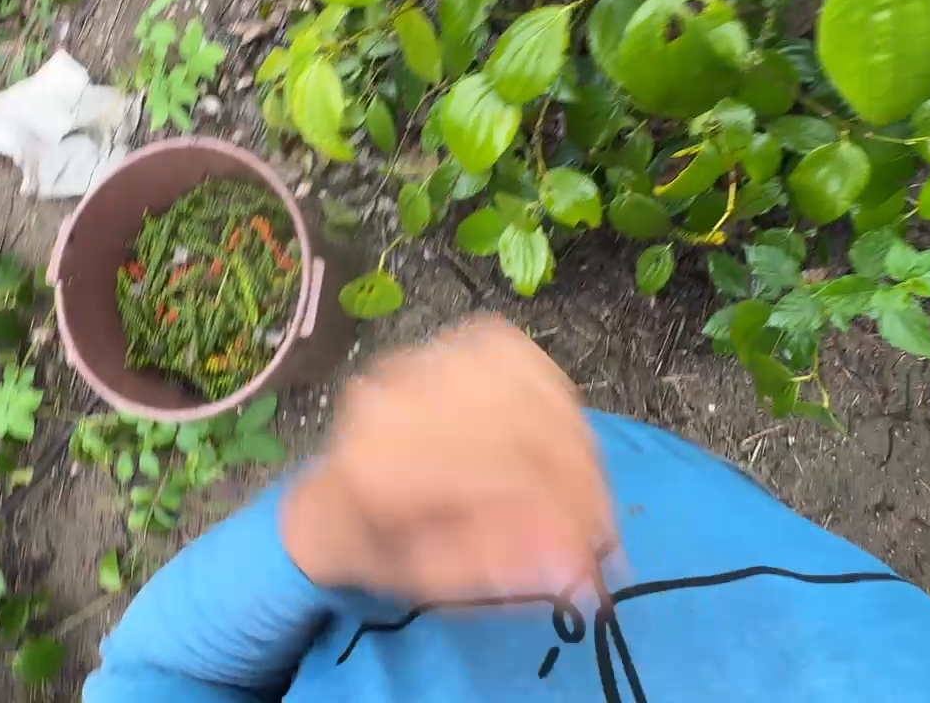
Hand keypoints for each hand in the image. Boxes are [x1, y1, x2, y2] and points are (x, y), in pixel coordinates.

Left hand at [279, 315, 616, 601]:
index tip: (601, 551)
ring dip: (569, 429)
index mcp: (382, 467)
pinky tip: (556, 426)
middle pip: (516, 417)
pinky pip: (507, 350)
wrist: (326, 502)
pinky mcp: (428, 347)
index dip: (567, 505)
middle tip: (603, 523)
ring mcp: (408, 365)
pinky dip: (546, 386)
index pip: (500, 469)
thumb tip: (580, 566)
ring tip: (583, 480)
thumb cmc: (377, 550)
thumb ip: (502, 569)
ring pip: (518, 376)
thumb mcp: (432, 582)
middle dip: (578, 471)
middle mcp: (393, 401)